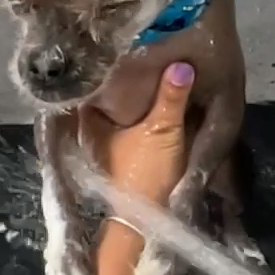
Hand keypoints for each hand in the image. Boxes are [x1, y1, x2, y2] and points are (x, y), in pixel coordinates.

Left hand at [84, 62, 194, 204]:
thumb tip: (182, 63)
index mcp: (93, 123)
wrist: (146, 217)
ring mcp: (108, 149)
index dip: (110, 72)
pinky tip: (160, 108)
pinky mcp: (124, 160)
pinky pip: (131, 130)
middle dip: (126, 86)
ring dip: (137, 104)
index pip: (95, 88)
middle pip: (111, 100)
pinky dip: (141, 120)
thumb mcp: (163, 129)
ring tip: (158, 80)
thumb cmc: (146, 171)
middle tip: (149, 63)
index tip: (128, 57)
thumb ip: (171, 96)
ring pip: (122, 116)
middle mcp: (95, 134)